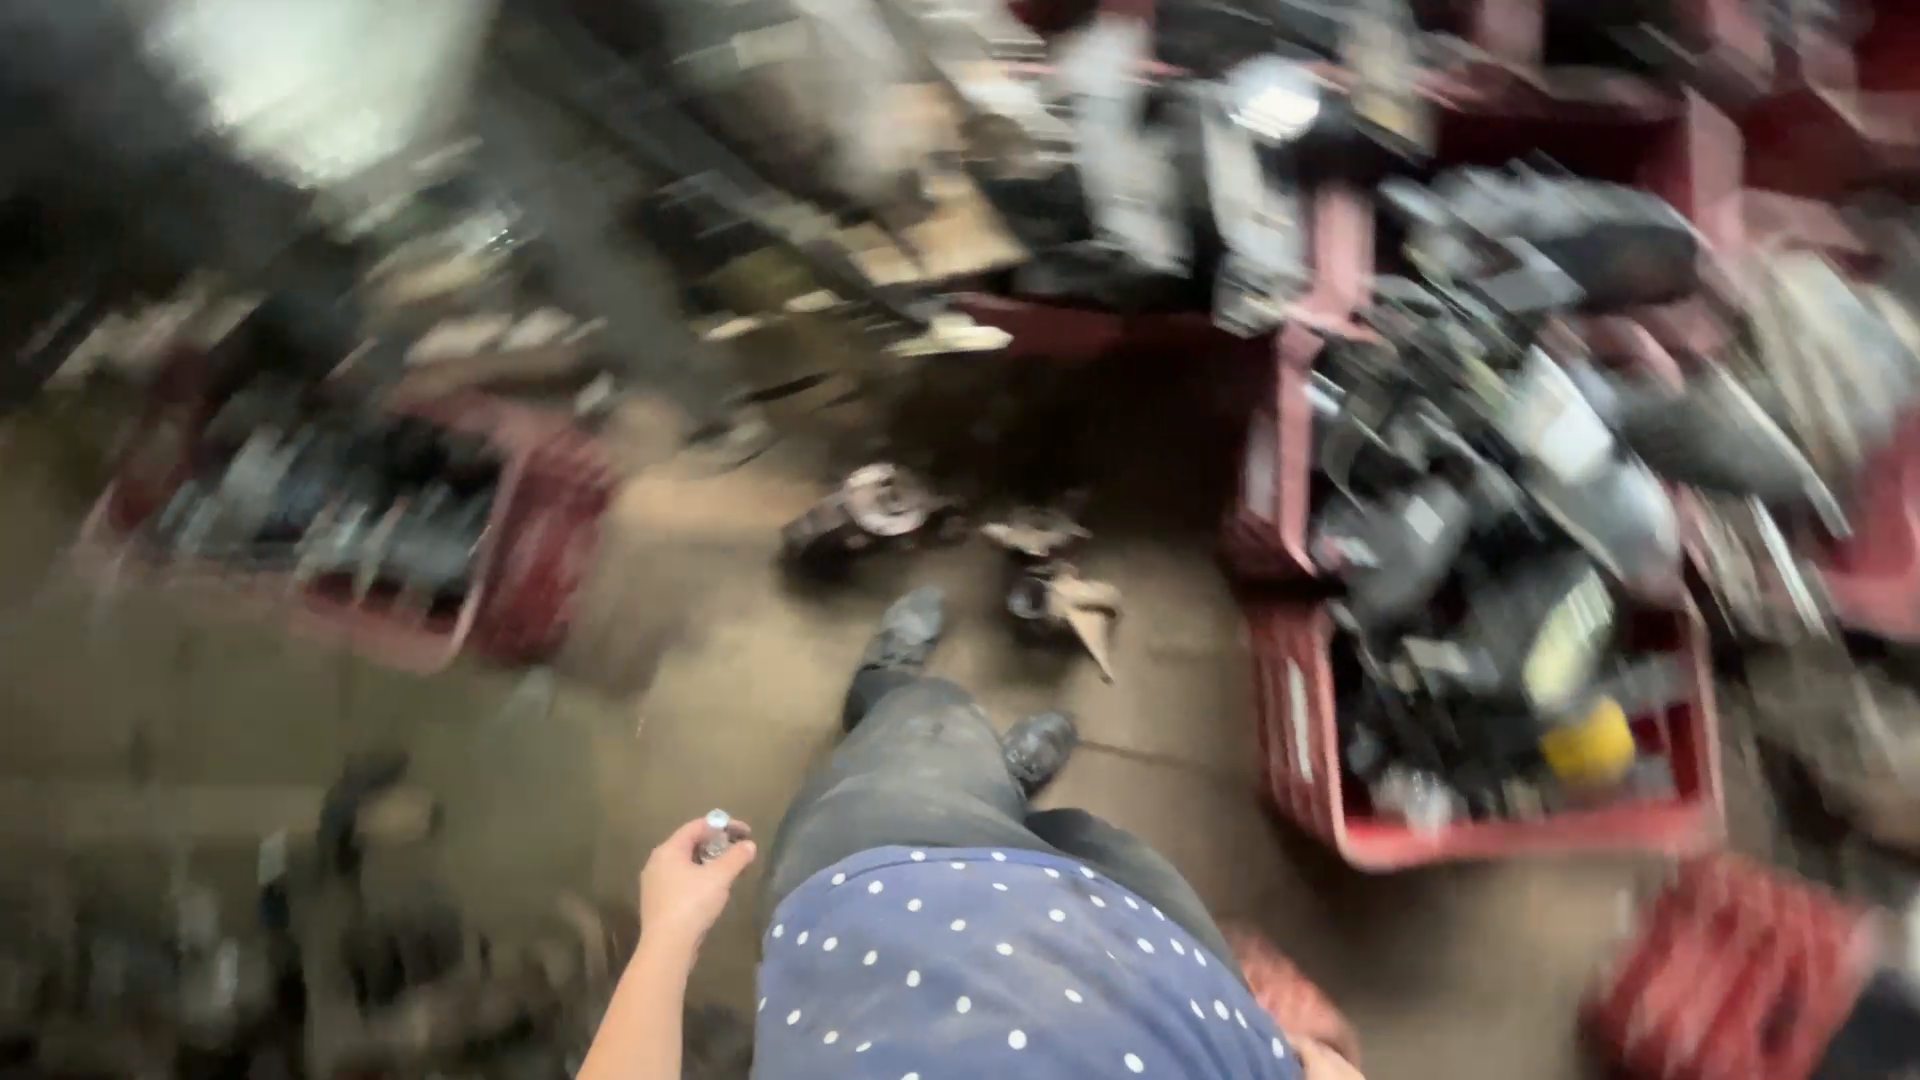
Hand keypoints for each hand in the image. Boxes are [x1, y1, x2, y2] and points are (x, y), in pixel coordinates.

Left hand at [639, 816, 757, 954]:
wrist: (666, 948)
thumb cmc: (692, 904)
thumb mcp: (720, 877)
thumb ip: (737, 857)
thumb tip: (749, 845)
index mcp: (669, 850)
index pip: (699, 826)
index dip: (725, 825)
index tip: (745, 832)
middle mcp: (657, 862)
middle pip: (692, 843)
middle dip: (718, 844)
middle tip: (739, 850)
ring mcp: (655, 884)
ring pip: (687, 863)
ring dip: (711, 862)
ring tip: (731, 870)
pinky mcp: (658, 902)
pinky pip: (682, 880)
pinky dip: (700, 877)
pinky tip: (714, 889)